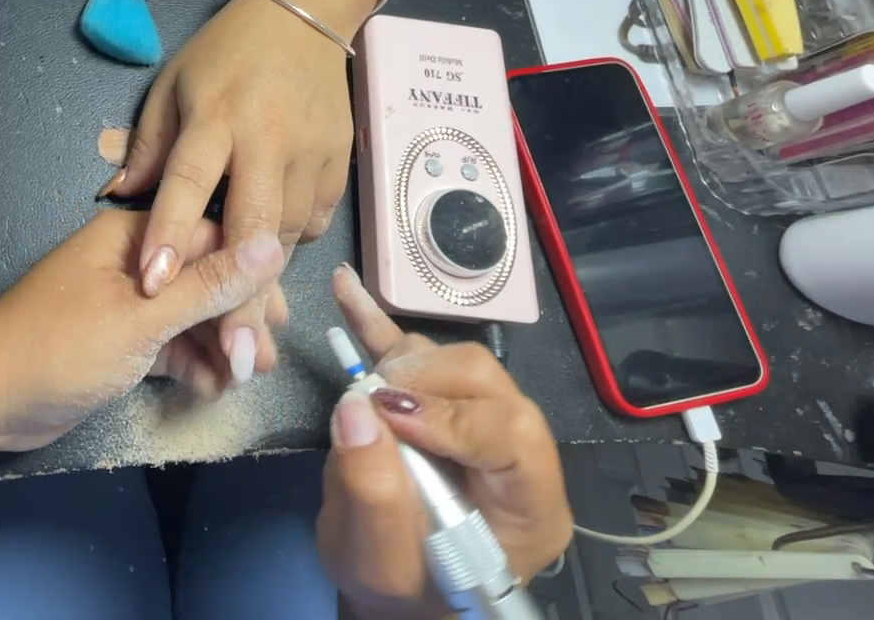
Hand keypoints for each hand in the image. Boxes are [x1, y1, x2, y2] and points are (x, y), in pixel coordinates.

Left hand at [0, 210, 286, 450]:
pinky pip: (168, 342)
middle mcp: (134, 261)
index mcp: (133, 236)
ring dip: (217, 346)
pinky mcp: (121, 339)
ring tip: (247, 378)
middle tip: (265, 357)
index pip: (208, 241)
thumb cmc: (64, 346)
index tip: (273, 320)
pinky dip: (190, 362)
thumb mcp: (142, 316)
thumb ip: (209, 285)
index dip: (246, 279)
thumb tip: (272, 244)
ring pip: (188, 316)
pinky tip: (213, 387)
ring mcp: (126, 302)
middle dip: (235, 318)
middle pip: (202, 280)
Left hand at [103, 0, 375, 393]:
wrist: (300, 17)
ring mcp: (313, 150)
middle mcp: (267, 137)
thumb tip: (121, 194)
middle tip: (227, 349)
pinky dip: (292, 242)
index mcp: (215, 115)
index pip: (188, 181)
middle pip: (254, 223)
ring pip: (289, 232)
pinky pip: (316, 220)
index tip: (152, 283)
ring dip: (264, 274)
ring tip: (244, 311)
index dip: (170, 234)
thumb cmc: (223, 54)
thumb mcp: (173, 87)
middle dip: (238, 290)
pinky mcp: (344, 161)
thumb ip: (150, 144)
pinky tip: (271, 249)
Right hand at [318, 267, 571, 616]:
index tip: (386, 415)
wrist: (395, 588)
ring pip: (450, 359)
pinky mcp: (431, 397)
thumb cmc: (400, 587)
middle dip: (420, 381)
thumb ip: (374, 495)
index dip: (449, 415)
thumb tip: (357, 404)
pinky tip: (344, 286)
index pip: (511, 432)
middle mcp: (516, 451)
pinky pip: (410, 349)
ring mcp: (474, 415)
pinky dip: (374, 320)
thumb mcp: (380, 563)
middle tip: (368, 400)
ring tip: (360, 384)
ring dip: (400, 363)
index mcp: (529, 503)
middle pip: (485, 381)